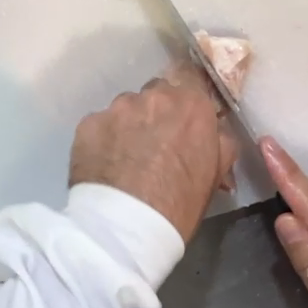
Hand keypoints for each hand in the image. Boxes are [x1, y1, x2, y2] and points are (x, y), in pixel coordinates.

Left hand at [71, 79, 235, 241]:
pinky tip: (104, 164)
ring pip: (126, 108)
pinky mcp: (88, 124)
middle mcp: (154, 97)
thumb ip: (220, 144)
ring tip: (126, 157)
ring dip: (129, 125)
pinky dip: (103, 140)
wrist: (125, 228)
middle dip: (157, 112)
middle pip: (157, 93)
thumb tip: (216, 134)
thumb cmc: (178, 205)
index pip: (191, 79)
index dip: (187, 98)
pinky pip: (100, 125)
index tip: (184, 117)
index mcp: (192, 106)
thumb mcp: (213, 176)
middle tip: (156, 142)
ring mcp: (117, 108)